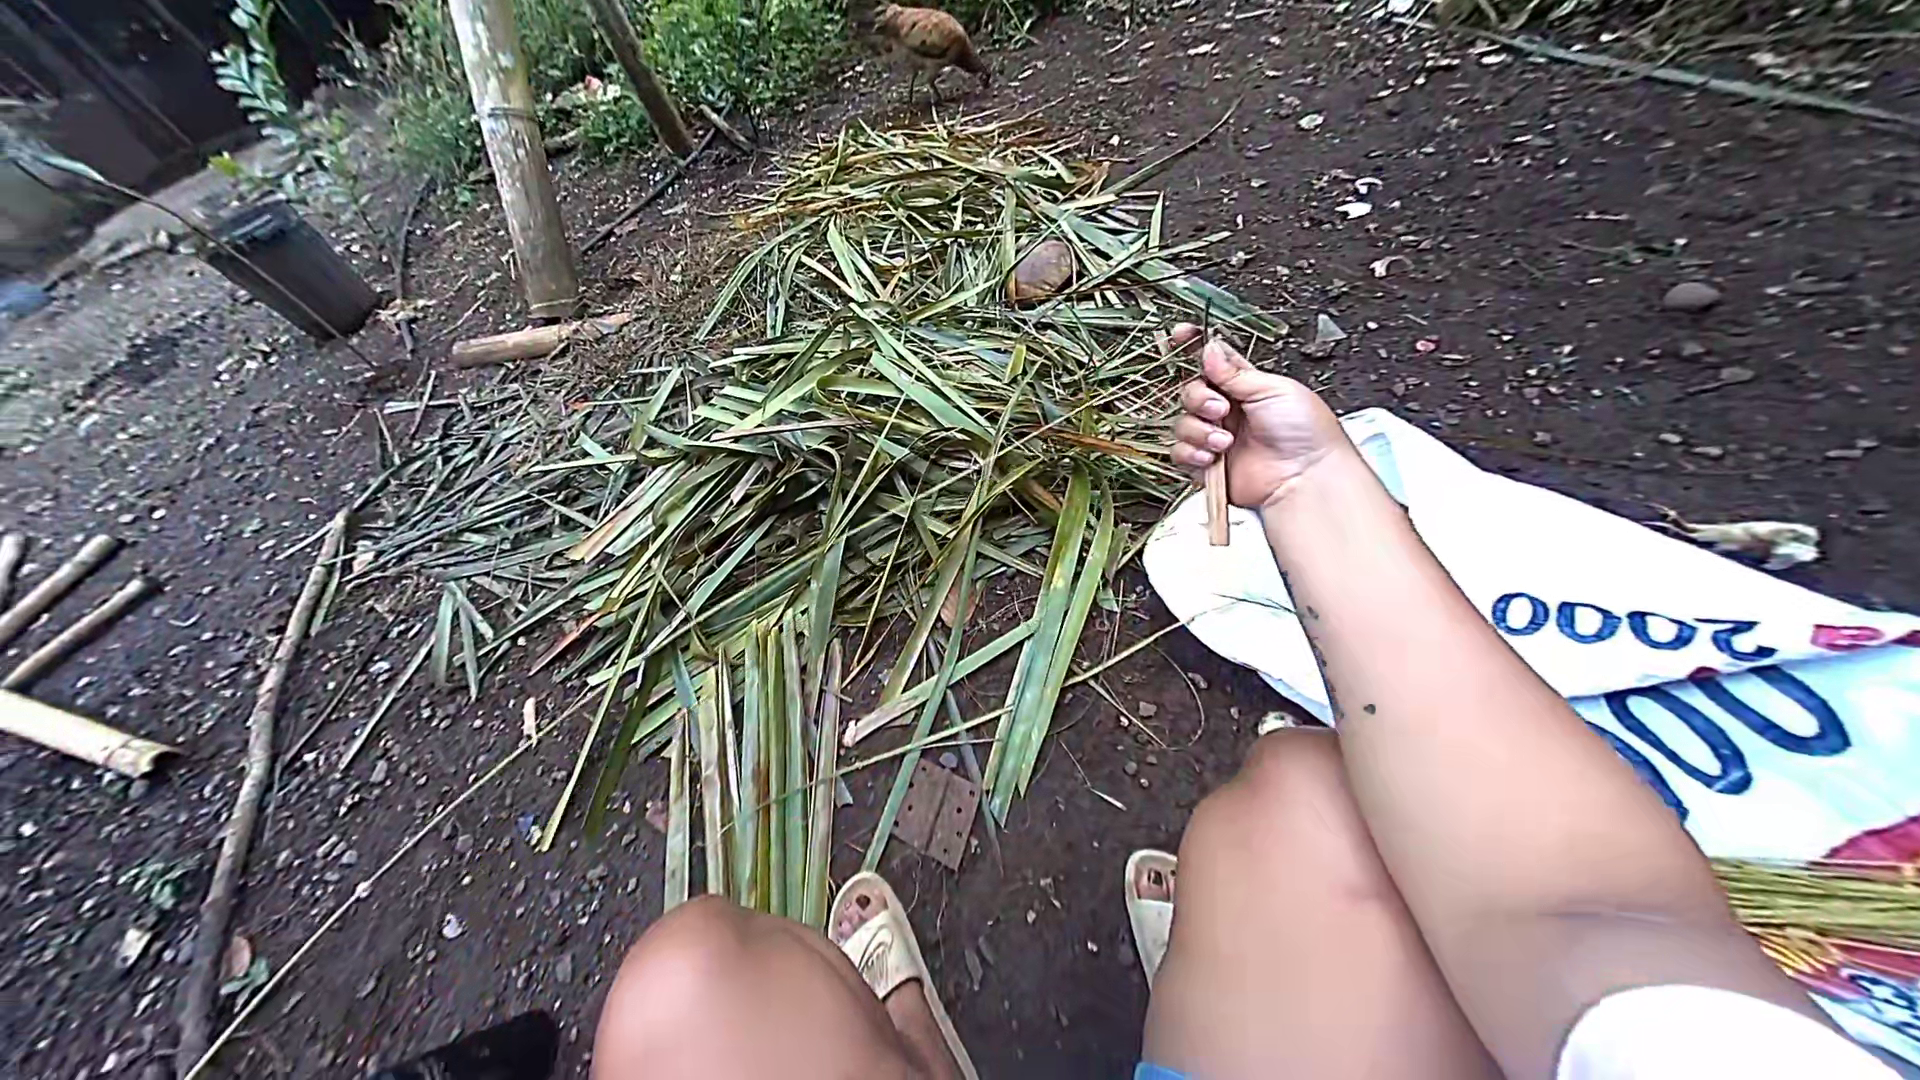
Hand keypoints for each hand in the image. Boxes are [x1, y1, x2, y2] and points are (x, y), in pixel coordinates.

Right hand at [1166, 324, 1349, 508]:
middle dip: (1199, 400)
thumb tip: (1209, 348)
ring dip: (1200, 431)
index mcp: (1243, 386)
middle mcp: (1225, 410)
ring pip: (1182, 423)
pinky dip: (1193, 453)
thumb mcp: (1273, 389)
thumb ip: (1234, 372)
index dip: (1192, 346)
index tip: (1180, 335)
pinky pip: (1180, 452)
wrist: (1303, 477)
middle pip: (1189, 392)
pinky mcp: (1205, 464)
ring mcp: (1213, 437)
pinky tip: (1213, 457)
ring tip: (1226, 442)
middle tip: (1221, 410)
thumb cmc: (1305, 432)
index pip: (1211, 361)